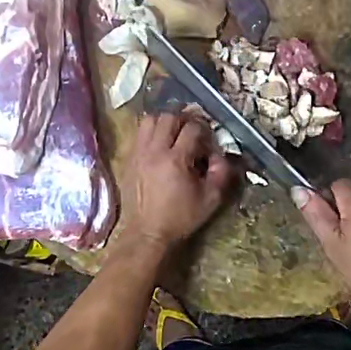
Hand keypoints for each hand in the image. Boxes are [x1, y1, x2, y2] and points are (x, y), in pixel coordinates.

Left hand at [111, 113, 236, 255]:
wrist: (147, 232)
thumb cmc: (181, 217)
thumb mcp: (210, 198)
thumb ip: (221, 172)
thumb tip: (221, 153)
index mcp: (175, 160)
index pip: (192, 128)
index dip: (204, 129)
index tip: (208, 139)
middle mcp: (154, 151)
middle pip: (169, 117)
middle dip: (184, 119)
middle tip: (193, 130)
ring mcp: (138, 153)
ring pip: (150, 120)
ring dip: (165, 121)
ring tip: (175, 132)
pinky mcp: (129, 158)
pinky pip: (139, 133)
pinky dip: (151, 131)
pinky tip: (160, 143)